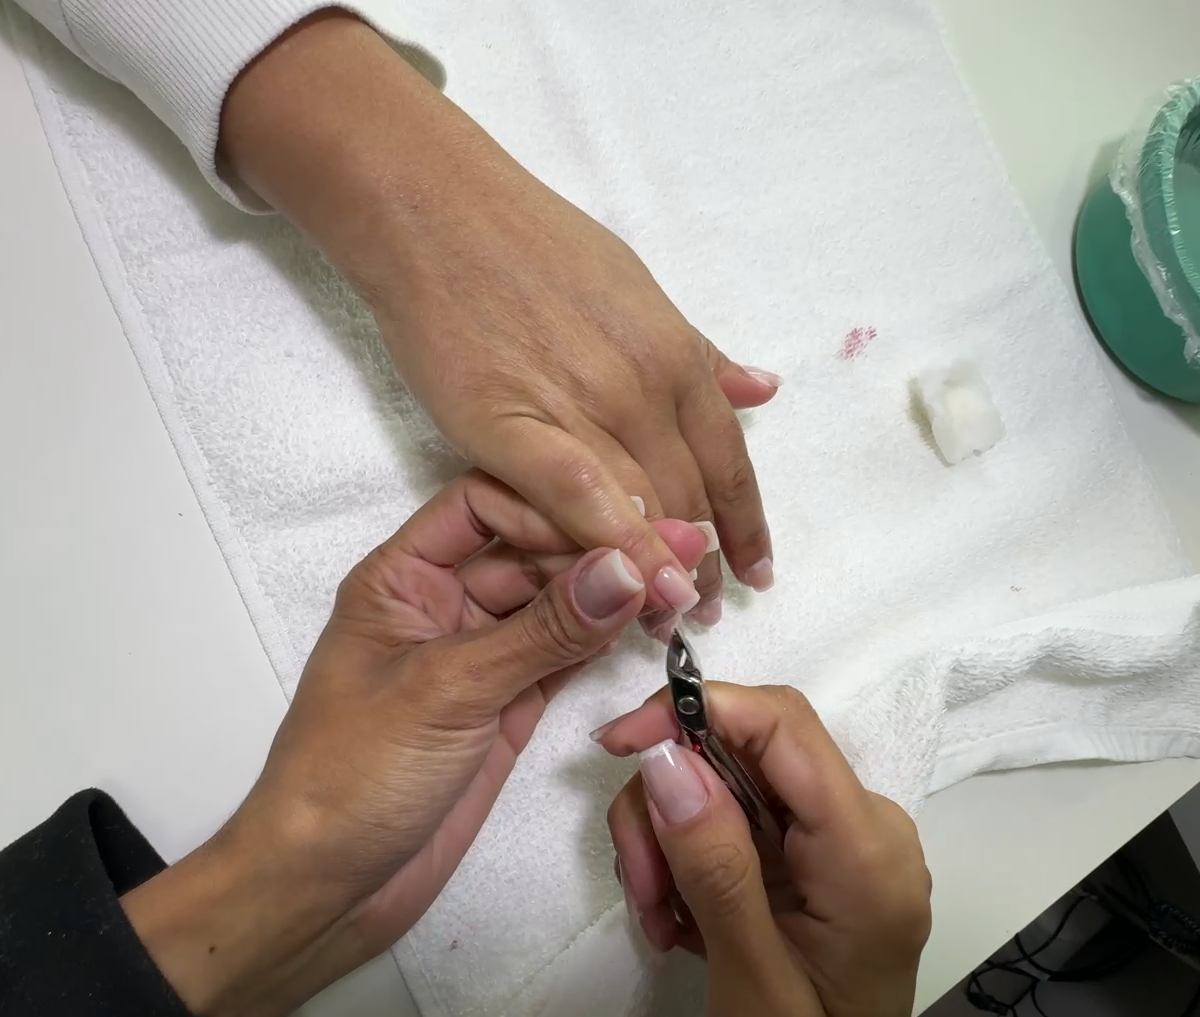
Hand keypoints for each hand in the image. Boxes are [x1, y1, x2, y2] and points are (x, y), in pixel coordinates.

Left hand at [122, 471, 710, 1016]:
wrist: (330, 891)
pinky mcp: (510, 697)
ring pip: (558, 600)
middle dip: (602, 548)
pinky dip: (607, 638)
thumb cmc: (356, 777)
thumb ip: (543, 629)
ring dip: (616, 592)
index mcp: (405, 575)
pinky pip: (567, 650)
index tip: (626, 524)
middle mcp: (446, 599)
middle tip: (683, 548)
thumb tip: (630, 567)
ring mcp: (482, 650)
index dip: (554, 505)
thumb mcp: (447, 691)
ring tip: (685, 581)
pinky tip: (653, 623)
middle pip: (532, 549)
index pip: (488, 505)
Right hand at [220, 13, 779, 630]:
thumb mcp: (639, 289)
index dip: (748, 524)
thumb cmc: (536, 246)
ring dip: (661, 572)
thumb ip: (700, 353)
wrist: (438, 215)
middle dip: (704, 562)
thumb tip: (761, 391)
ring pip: (643, 508)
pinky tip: (630, 591)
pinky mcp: (512, 425)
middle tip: (705, 611)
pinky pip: (577, 498)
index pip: (729, 460)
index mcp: (675, 356)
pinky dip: (612, 548)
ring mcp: (583, 406)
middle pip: (690, 497)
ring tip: (667, 618)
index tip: (757, 572)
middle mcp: (643, 387)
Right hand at [596, 685, 931, 1016]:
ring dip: (666, 835)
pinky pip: (725, 806)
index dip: (697, 707)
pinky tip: (678, 912)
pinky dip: (682, 847)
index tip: (620, 743)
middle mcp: (860, 820)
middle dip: (668, 800)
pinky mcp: (803, 840)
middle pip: (741, 747)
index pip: (783, 725)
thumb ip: (717, 872)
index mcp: (867, 851)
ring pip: (720, 774)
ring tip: (658, 916)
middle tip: (640, 880)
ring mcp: (832, 828)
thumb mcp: (754, 992)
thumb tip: (667, 759)